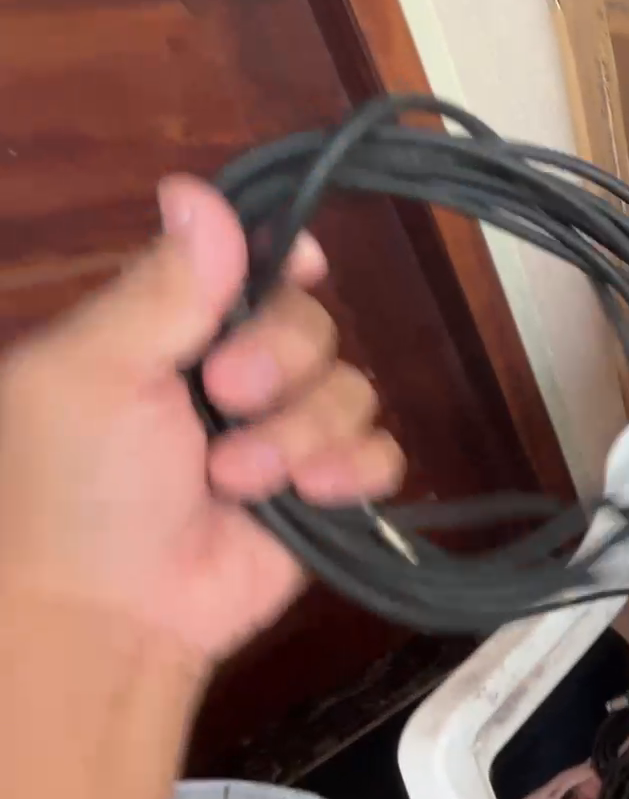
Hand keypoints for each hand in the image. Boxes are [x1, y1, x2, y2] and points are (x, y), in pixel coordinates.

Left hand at [0, 176, 404, 670]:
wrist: (117, 607)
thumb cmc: (74, 486)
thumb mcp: (94, 376)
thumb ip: (162, 292)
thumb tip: (196, 191)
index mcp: (174, 338)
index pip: (250, 276)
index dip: (283, 263)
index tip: (306, 263)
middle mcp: (241, 376)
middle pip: (316, 330)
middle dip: (281, 365)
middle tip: (228, 399)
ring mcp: (294, 432)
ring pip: (353, 394)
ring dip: (304, 434)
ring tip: (245, 479)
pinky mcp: (337, 484)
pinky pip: (384, 452)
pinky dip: (356, 469)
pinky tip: (316, 493)